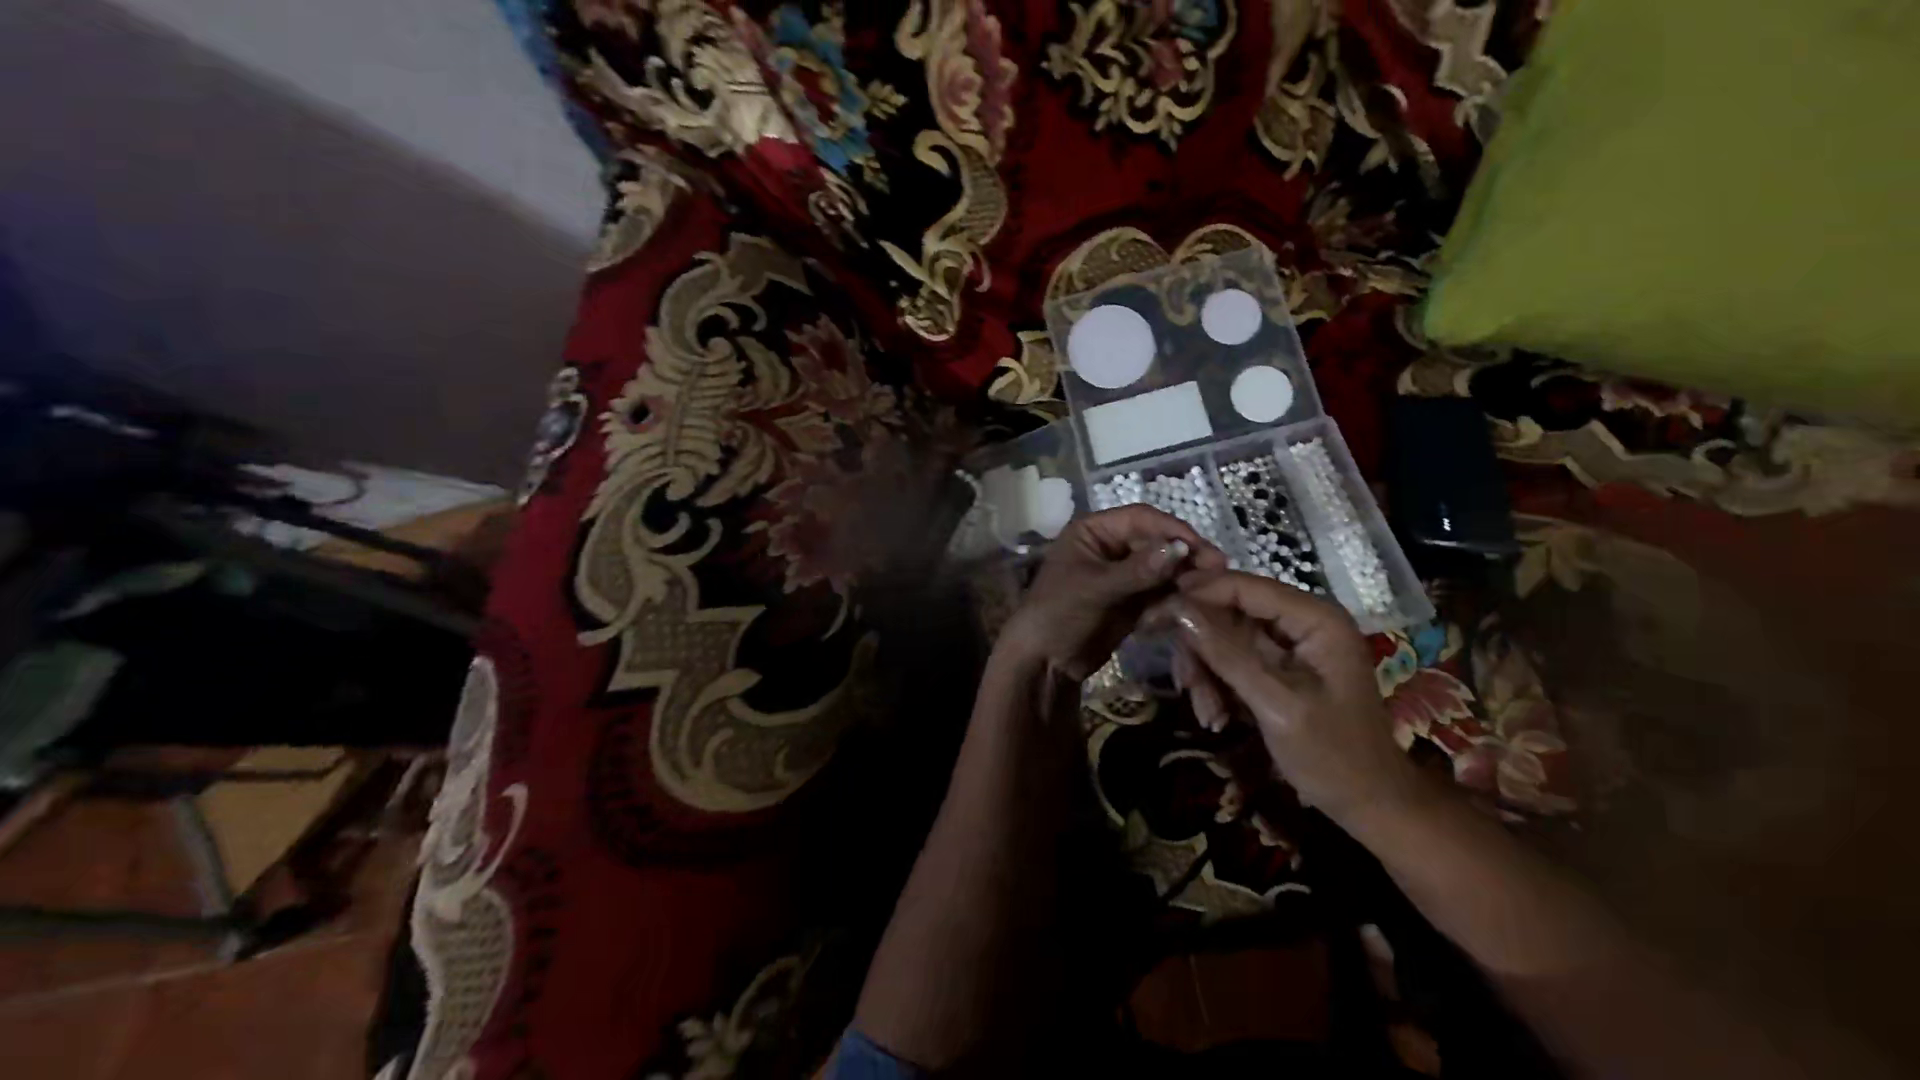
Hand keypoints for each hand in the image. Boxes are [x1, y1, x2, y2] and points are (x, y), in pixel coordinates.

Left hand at [997, 506, 1226, 680]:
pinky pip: (1160, 591)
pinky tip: (1193, 603)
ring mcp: (1122, 574)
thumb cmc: (1058, 614)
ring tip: (1212, 589)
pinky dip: (1175, 596)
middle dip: (1184, 555)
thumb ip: (1137, 570)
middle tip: (1218, 570)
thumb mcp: (1096, 589)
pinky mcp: (1131, 600)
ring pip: (1162, 567)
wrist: (1044, 661)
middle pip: (1156, 542)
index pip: (1140, 519)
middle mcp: (1110, 547)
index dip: (1172, 530)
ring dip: (1184, 577)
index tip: (1202, 548)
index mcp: (1093, 531)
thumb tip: (1178, 548)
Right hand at [1150, 570, 1419, 823]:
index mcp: (1315, 618)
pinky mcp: (1276, 665)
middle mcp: (1301, 620)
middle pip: (1227, 611)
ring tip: (1206, 712)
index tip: (1151, 616)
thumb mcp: (1275, 704)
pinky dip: (1216, 685)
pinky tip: (1215, 716)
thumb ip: (1227, 654)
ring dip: (1205, 673)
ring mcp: (1288, 644)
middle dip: (1200, 648)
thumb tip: (1177, 609)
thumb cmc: (1332, 754)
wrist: (1368, 802)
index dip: (1195, 595)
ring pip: (1222, 637)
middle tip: (1184, 685)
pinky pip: (1230, 660)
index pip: (1243, 586)